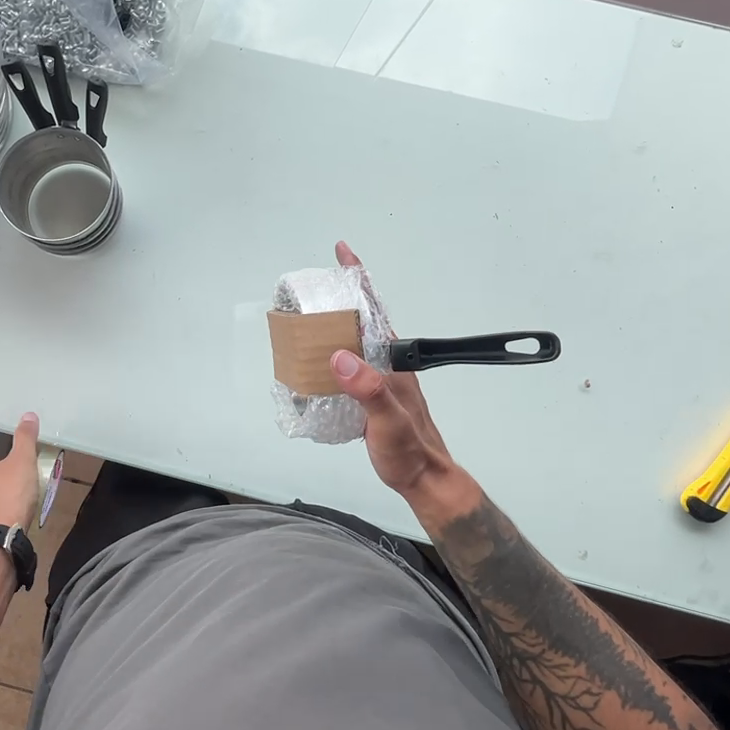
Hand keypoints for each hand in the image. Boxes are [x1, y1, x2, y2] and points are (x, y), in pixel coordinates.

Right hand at [328, 242, 460, 501]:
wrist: (424, 478)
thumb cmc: (409, 450)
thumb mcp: (388, 420)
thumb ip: (368, 389)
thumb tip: (339, 357)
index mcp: (391, 360)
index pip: (373, 309)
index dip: (358, 278)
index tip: (342, 251)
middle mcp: (385, 362)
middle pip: (361, 318)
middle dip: (339, 296)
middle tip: (311, 286)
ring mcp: (379, 377)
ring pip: (353, 340)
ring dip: (332, 324)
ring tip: (305, 320)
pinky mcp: (371, 394)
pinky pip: (348, 363)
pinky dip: (331, 353)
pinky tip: (315, 363)